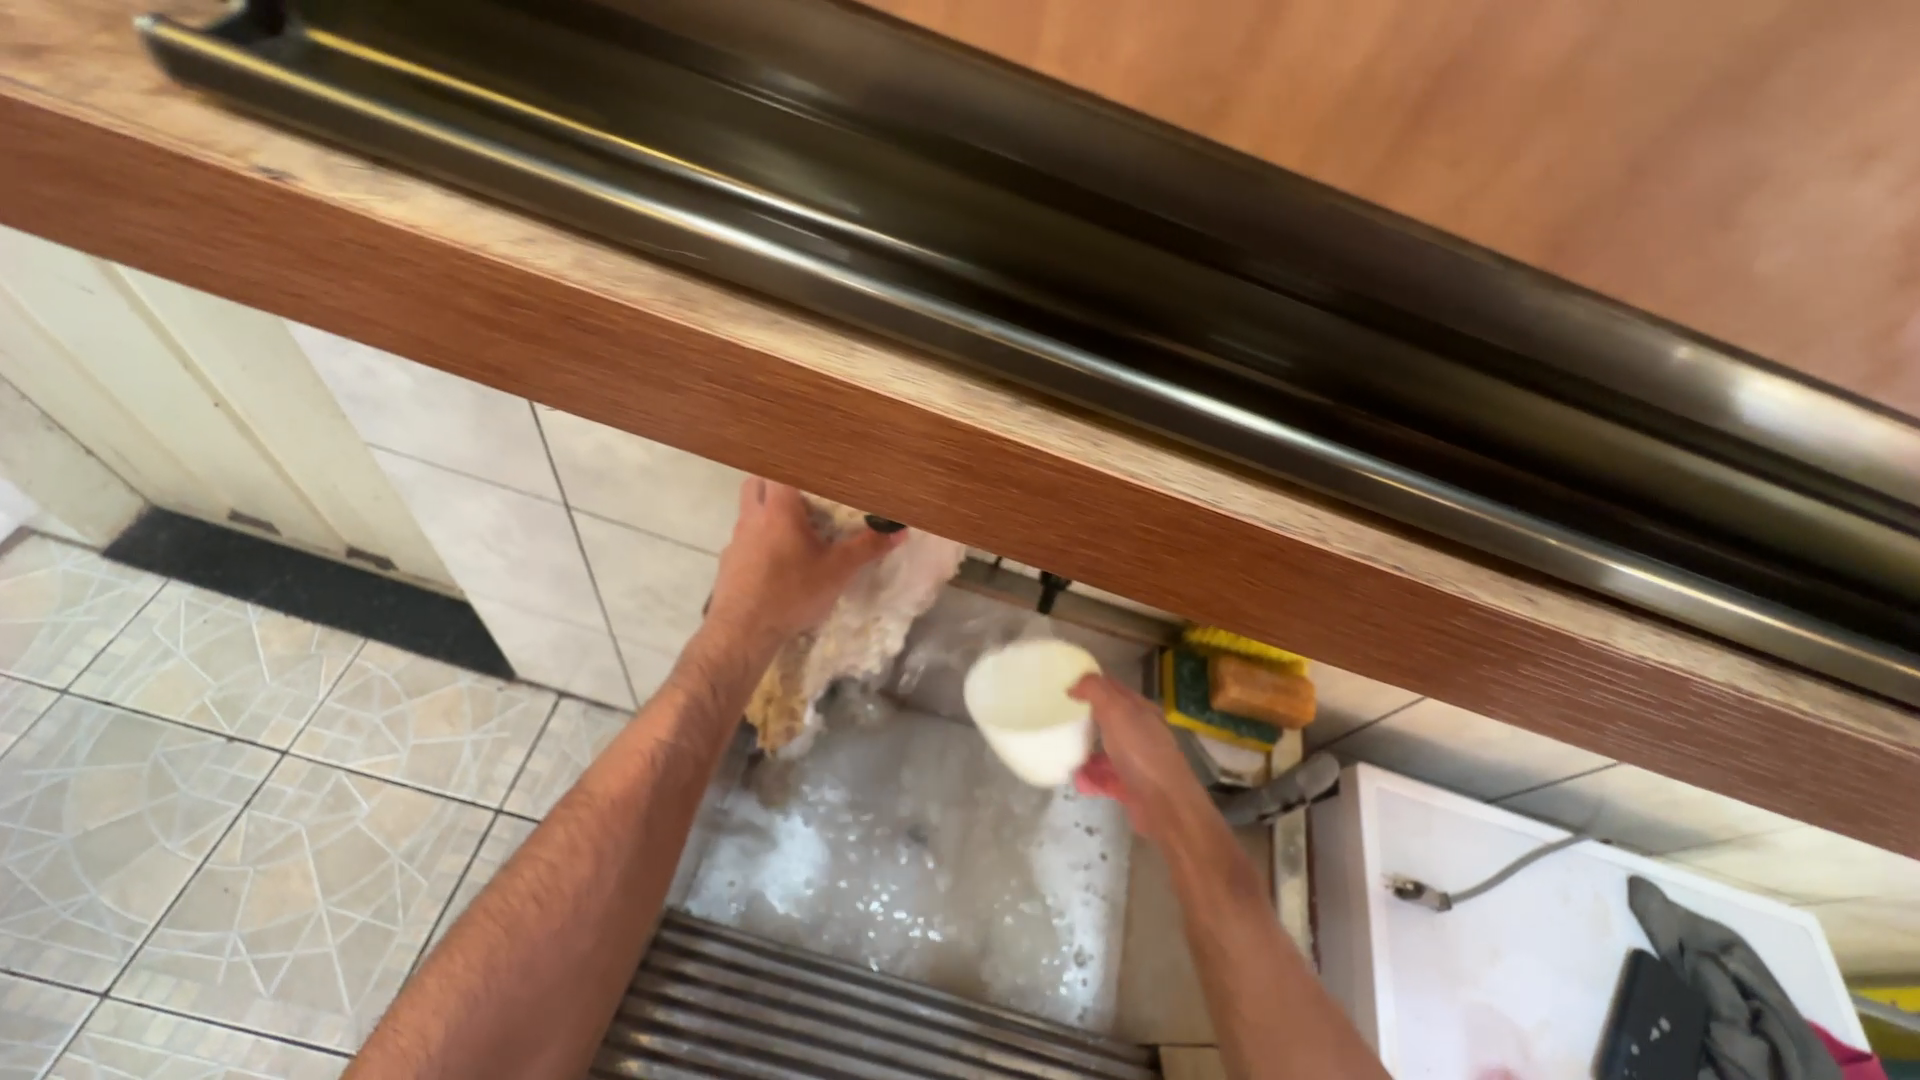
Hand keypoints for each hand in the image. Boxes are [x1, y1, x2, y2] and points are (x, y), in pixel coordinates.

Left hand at [704, 478, 905, 649]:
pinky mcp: (728, 565)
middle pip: (754, 484)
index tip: (812, 472)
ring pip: (747, 514)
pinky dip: (757, 543)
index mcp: (779, 510)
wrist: (743, 630)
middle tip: (799, 495)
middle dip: (773, 483)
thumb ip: (867, 547)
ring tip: (790, 532)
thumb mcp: (838, 570)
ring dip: (765, 514)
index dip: (794, 467)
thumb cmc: (792, 592)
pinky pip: (743, 542)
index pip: (780, 470)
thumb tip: (900, 531)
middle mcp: (752, 518)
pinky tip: (774, 564)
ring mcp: (736, 541)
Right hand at [1071, 674, 1205, 843]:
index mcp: (1142, 710)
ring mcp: (1137, 762)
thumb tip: (1074, 685)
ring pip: (1106, 752)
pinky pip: (1105, 779)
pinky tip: (1078, 781)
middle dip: (1086, 720)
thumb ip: (1095, 691)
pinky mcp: (1131, 787)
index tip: (1065, 686)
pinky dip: (1091, 779)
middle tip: (1060, 720)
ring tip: (1065, 755)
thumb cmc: (1141, 752)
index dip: (1091, 685)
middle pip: (1109, 721)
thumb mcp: (1117, 711)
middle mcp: (1142, 733)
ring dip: (1086, 754)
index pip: (1114, 689)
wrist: (1165, 805)